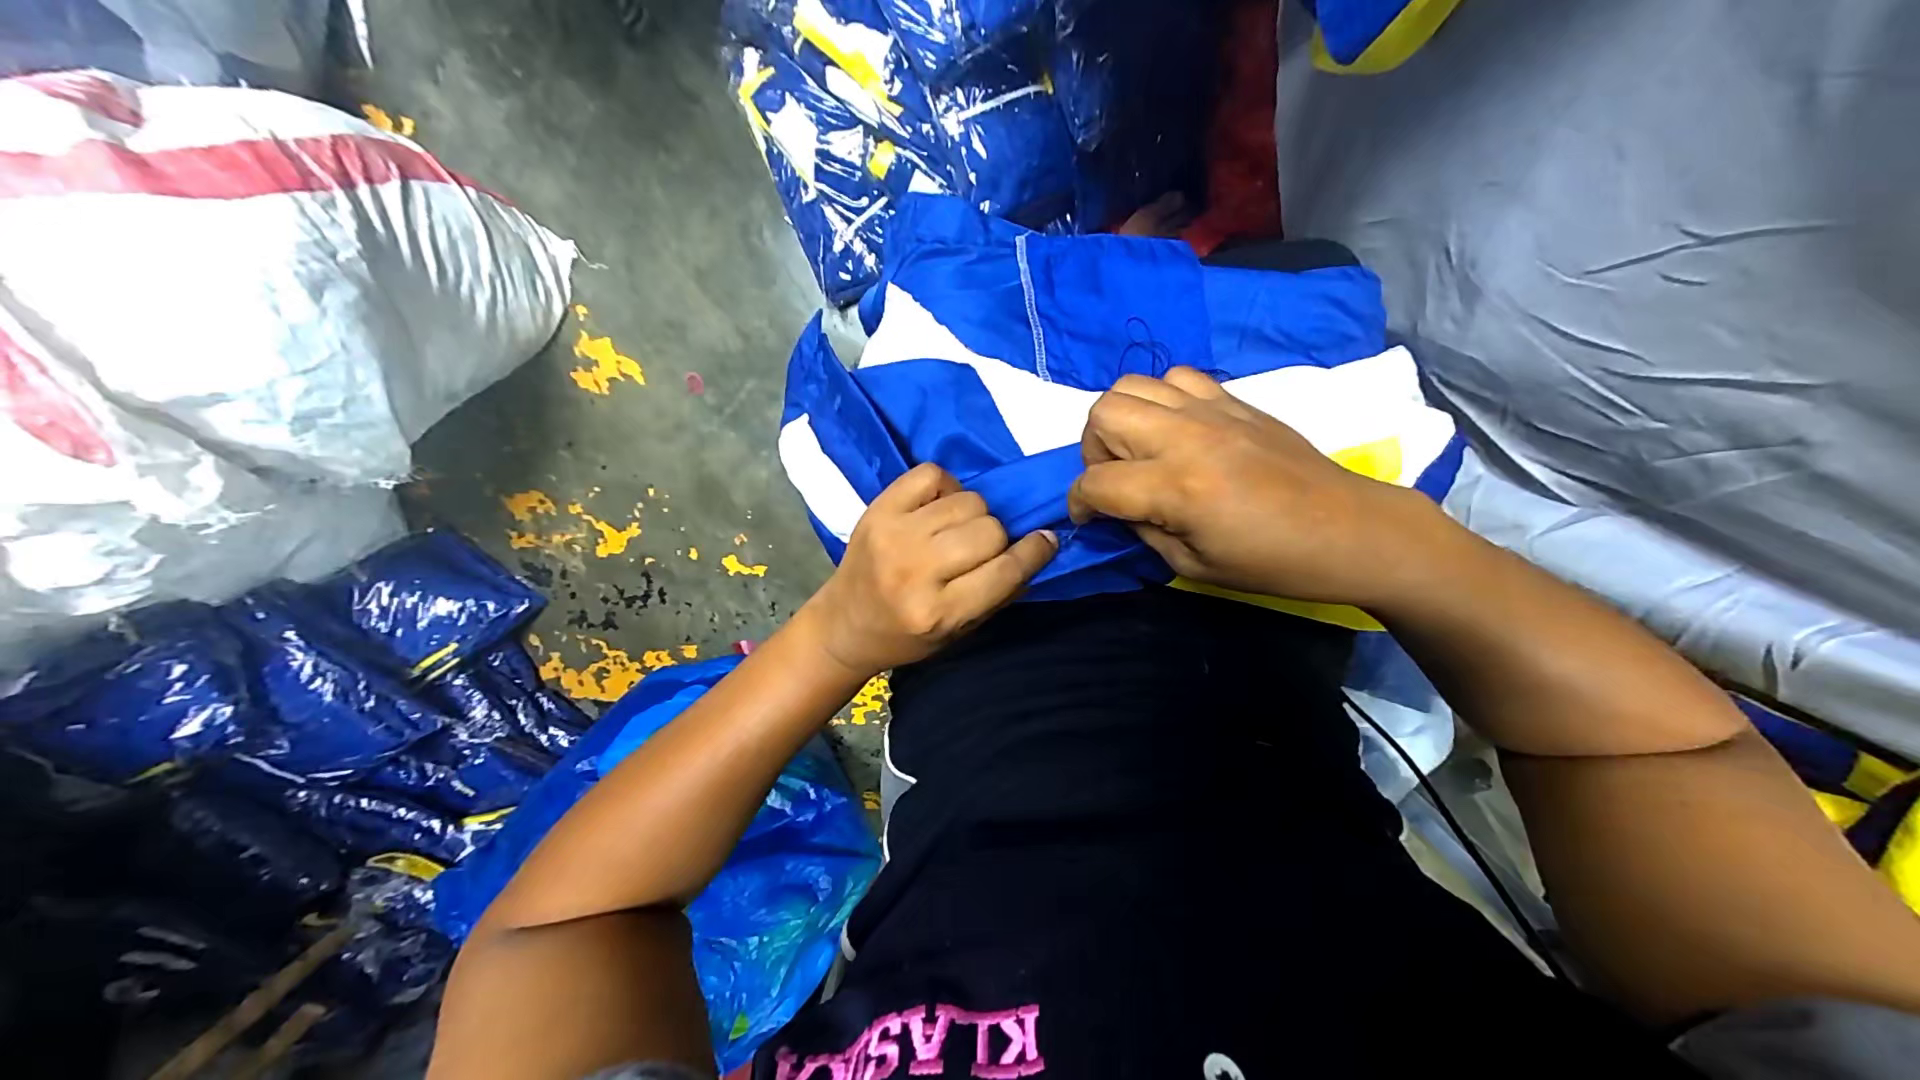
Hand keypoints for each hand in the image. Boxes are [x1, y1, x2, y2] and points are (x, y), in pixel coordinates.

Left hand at [799, 463, 1057, 676]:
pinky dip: (945, 486)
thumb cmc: (906, 637)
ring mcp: (894, 535)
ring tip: (958, 530)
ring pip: (968, 501)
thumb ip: (999, 594)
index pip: (1005, 569)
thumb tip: (1040, 547)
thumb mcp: (958, 633)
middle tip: (982, 550)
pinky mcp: (878, 509)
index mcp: (938, 612)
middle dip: (997, 539)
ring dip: (974, 514)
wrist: (844, 624)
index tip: (1046, 541)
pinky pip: (932, 474)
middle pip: (989, 530)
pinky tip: (938, 507)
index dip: (1035, 551)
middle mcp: (915, 570)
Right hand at [1066, 367, 1442, 608]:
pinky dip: (1162, 400)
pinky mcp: (1234, 400)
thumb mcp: (1192, 564)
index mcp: (1177, 487)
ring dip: (1123, 419)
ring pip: (1132, 385)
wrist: (1348, 530)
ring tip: (1143, 449)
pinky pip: (1176, 378)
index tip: (1088, 517)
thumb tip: (1114, 508)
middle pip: (1103, 413)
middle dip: (1094, 449)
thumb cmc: (1270, 562)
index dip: (1080, 503)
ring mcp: (1211, 411)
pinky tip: (1178, 429)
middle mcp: (1186, 437)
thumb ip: (1141, 530)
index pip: (1096, 482)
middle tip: (1117, 477)